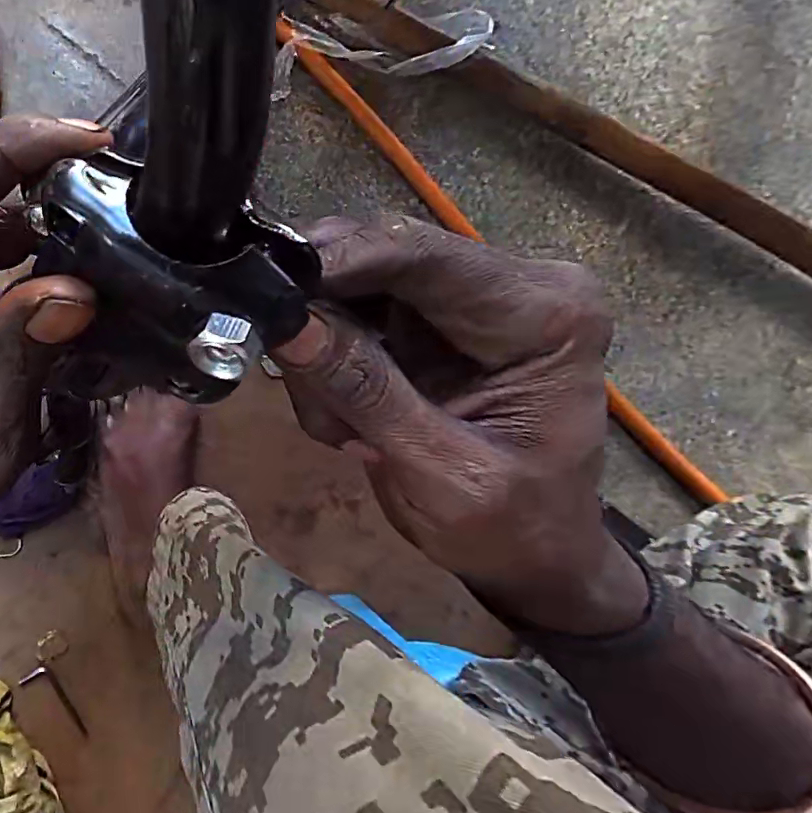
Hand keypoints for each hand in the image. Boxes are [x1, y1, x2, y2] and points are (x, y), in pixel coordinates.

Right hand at [271, 215, 647, 634]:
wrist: (531, 557)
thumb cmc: (512, 531)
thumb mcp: (439, 474)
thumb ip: (366, 393)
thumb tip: (289, 323)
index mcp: (543, 313)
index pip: (425, 255)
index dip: (341, 259)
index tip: (268, 279)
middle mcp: (508, 284)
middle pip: (379, 256)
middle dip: (322, 311)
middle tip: (286, 367)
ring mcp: (462, 297)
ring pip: (350, 282)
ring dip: (319, 346)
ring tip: (339, 426)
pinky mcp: (424, 317)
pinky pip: (346, 310)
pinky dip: (325, 359)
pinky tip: (342, 412)